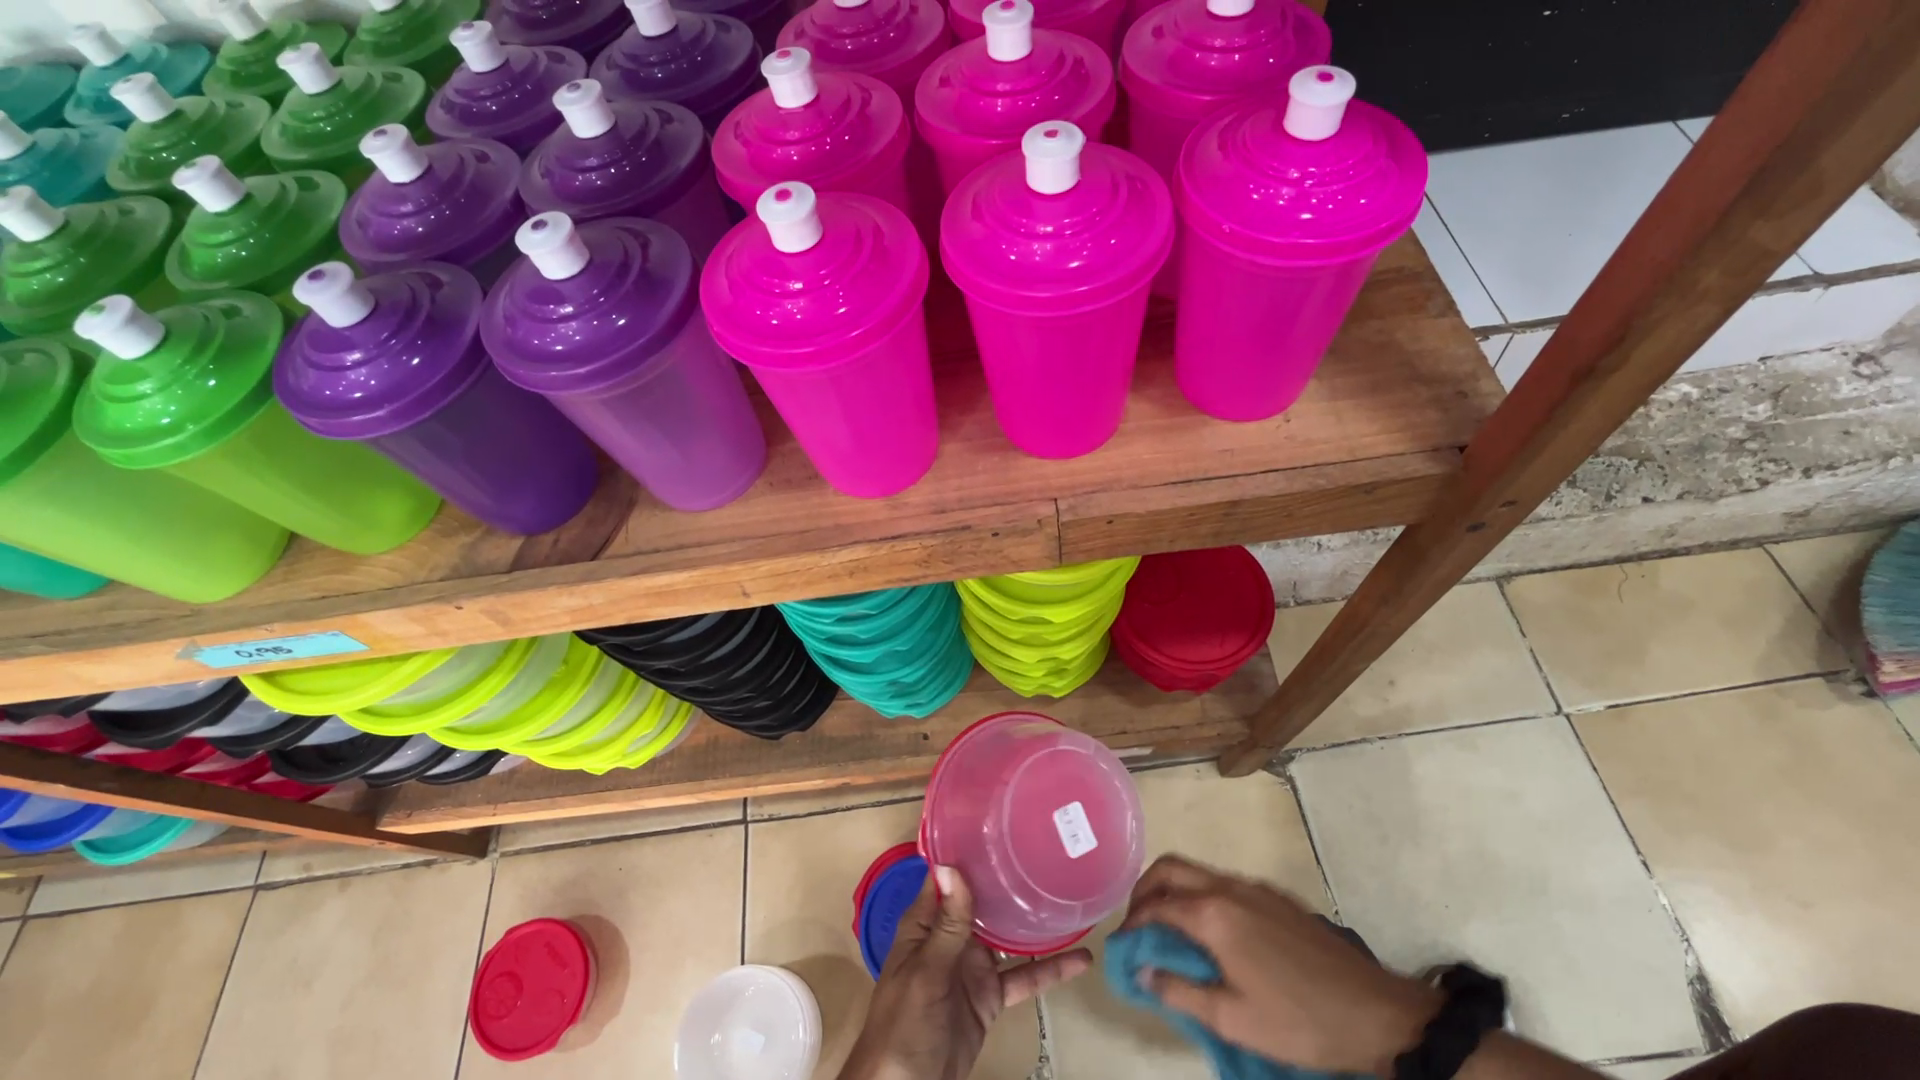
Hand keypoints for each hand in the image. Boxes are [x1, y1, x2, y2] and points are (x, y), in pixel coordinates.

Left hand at [838, 865, 1092, 1079]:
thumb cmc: (903, 1024)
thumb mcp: (927, 973)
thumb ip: (946, 924)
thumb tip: (953, 865)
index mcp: (925, 924)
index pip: (947, 878)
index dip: (970, 853)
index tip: (1001, 824)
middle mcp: (949, 938)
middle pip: (982, 902)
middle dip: (1009, 881)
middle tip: (1049, 851)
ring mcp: (972, 968)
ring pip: (1008, 936)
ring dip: (1033, 921)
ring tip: (1069, 895)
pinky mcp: (989, 997)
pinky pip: (1023, 978)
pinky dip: (1050, 970)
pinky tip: (1081, 959)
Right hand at [1120, 855, 1439, 1076]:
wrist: (1377, 1015)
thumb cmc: (1300, 1021)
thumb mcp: (1232, 1019)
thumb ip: (1179, 990)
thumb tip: (1141, 968)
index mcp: (1214, 915)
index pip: (1155, 905)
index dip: (1131, 924)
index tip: (1122, 948)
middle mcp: (1230, 888)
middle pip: (1171, 869)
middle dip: (1145, 892)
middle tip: (1138, 927)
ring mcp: (1257, 889)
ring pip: (1198, 872)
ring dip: (1173, 891)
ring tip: (1168, 932)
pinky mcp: (1278, 898)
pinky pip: (1224, 882)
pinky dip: (1201, 896)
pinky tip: (1209, 934)